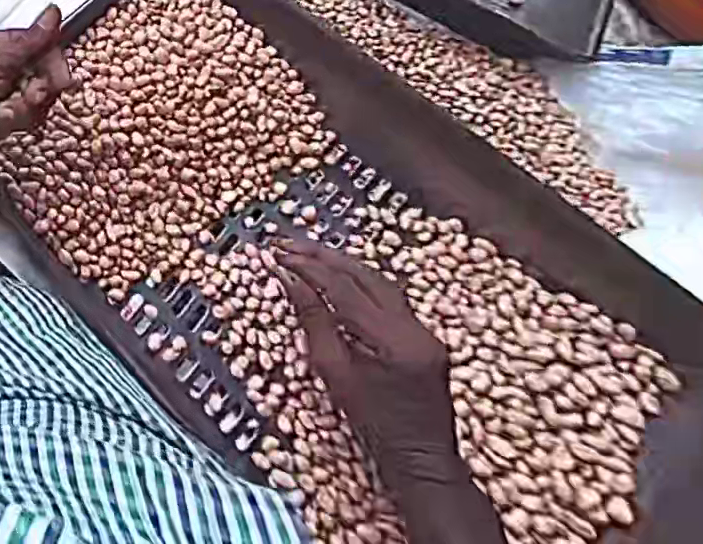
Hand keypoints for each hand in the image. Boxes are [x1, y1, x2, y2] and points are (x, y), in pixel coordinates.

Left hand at [0, 5, 73, 184]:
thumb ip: (28, 39)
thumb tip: (54, 11)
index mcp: (5, 45)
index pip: (44, 43)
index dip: (54, 58)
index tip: (57, 72)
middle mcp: (14, 66)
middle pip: (51, 70)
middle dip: (45, 83)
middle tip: (31, 93)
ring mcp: (17, 92)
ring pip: (47, 94)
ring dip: (31, 102)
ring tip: (7, 107)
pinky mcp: (17, 116)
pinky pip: (38, 115)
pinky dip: (23, 117)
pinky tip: (4, 116)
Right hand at [274, 238, 468, 492]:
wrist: (421, 458)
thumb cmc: (371, 421)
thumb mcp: (332, 370)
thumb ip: (312, 318)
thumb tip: (288, 277)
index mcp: (393, 340)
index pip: (343, 288)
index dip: (307, 267)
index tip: (277, 255)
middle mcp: (416, 329)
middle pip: (364, 275)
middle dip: (323, 256)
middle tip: (287, 243)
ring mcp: (425, 331)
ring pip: (379, 280)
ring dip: (341, 263)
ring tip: (307, 252)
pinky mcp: (424, 335)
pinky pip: (387, 295)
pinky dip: (358, 280)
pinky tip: (336, 275)